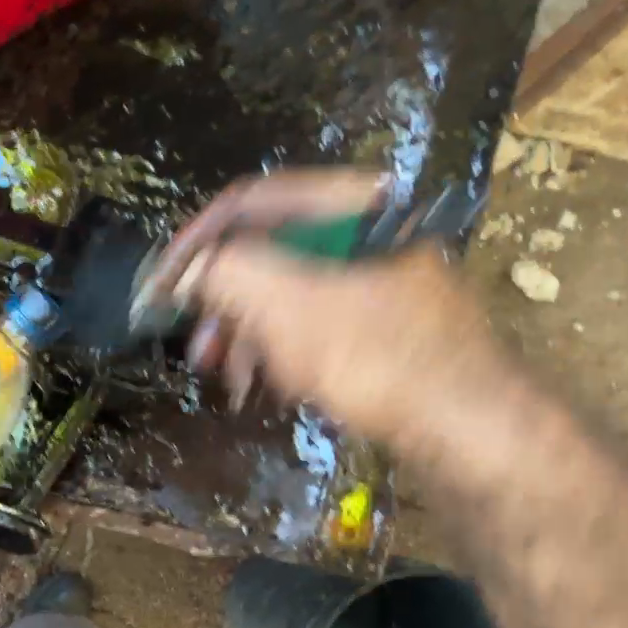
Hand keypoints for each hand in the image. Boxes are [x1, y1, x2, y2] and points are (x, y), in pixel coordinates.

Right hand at [146, 169, 512, 447]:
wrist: (465, 425)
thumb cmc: (375, 359)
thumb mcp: (287, 310)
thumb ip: (227, 274)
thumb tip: (188, 270)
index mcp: (353, 207)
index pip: (253, 202)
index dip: (197, 241)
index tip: (162, 283)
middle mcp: (367, 231)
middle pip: (268, 251)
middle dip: (222, 302)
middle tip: (195, 343)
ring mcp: (377, 276)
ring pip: (287, 291)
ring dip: (245, 334)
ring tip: (228, 377)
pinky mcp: (380, 319)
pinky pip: (312, 319)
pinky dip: (278, 348)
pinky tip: (264, 384)